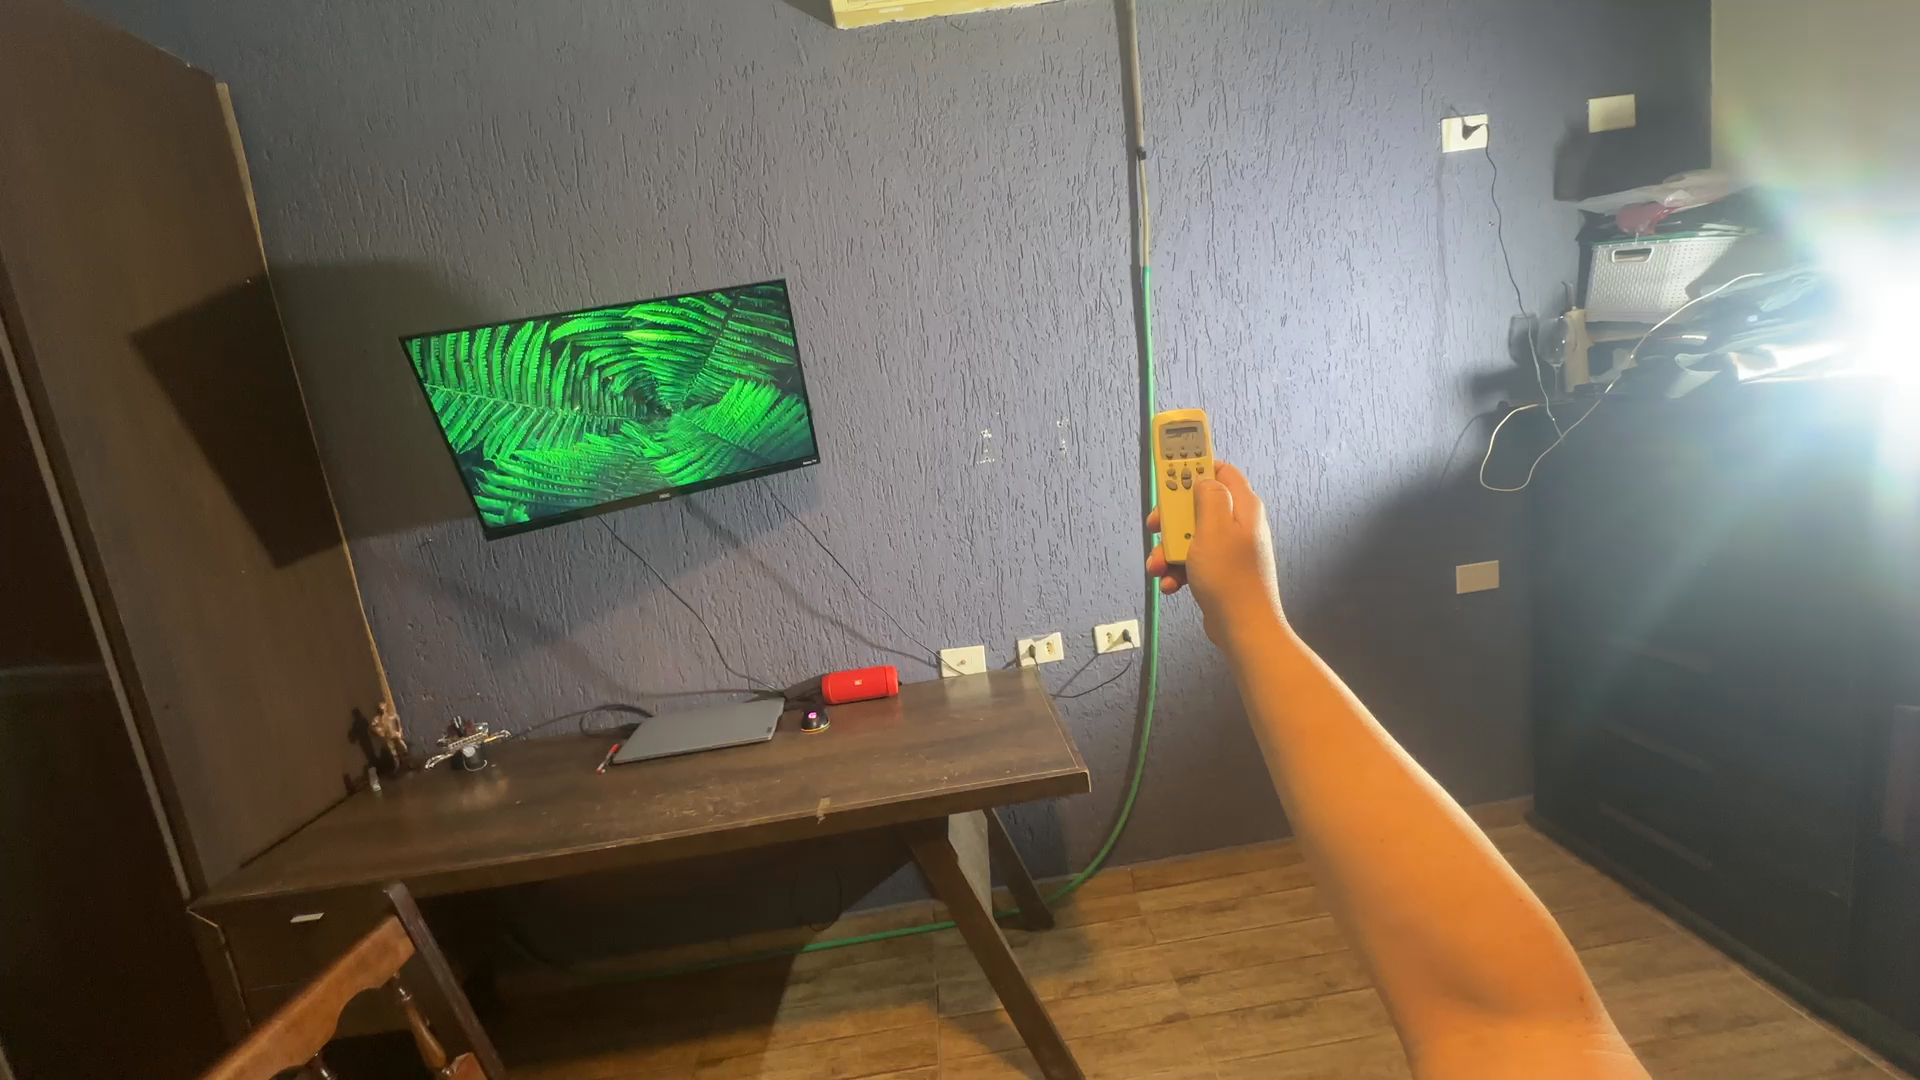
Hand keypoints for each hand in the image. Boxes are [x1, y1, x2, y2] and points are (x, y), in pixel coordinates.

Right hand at [1146, 462, 1284, 646]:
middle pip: (1195, 505)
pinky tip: (1171, 583)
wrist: (1242, 626)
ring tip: (1159, 566)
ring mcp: (1227, 547)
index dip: (1193, 468)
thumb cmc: (1231, 578)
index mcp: (1242, 507)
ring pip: (1188, 535)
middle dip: (1171, 518)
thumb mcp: (1214, 528)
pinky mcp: (1218, 568)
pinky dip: (1176, 570)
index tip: (1169, 474)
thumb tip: (1203, 479)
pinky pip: (1190, 560)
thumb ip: (1208, 496)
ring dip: (1167, 550)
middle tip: (1156, 526)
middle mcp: (1236, 524)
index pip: (1219, 471)